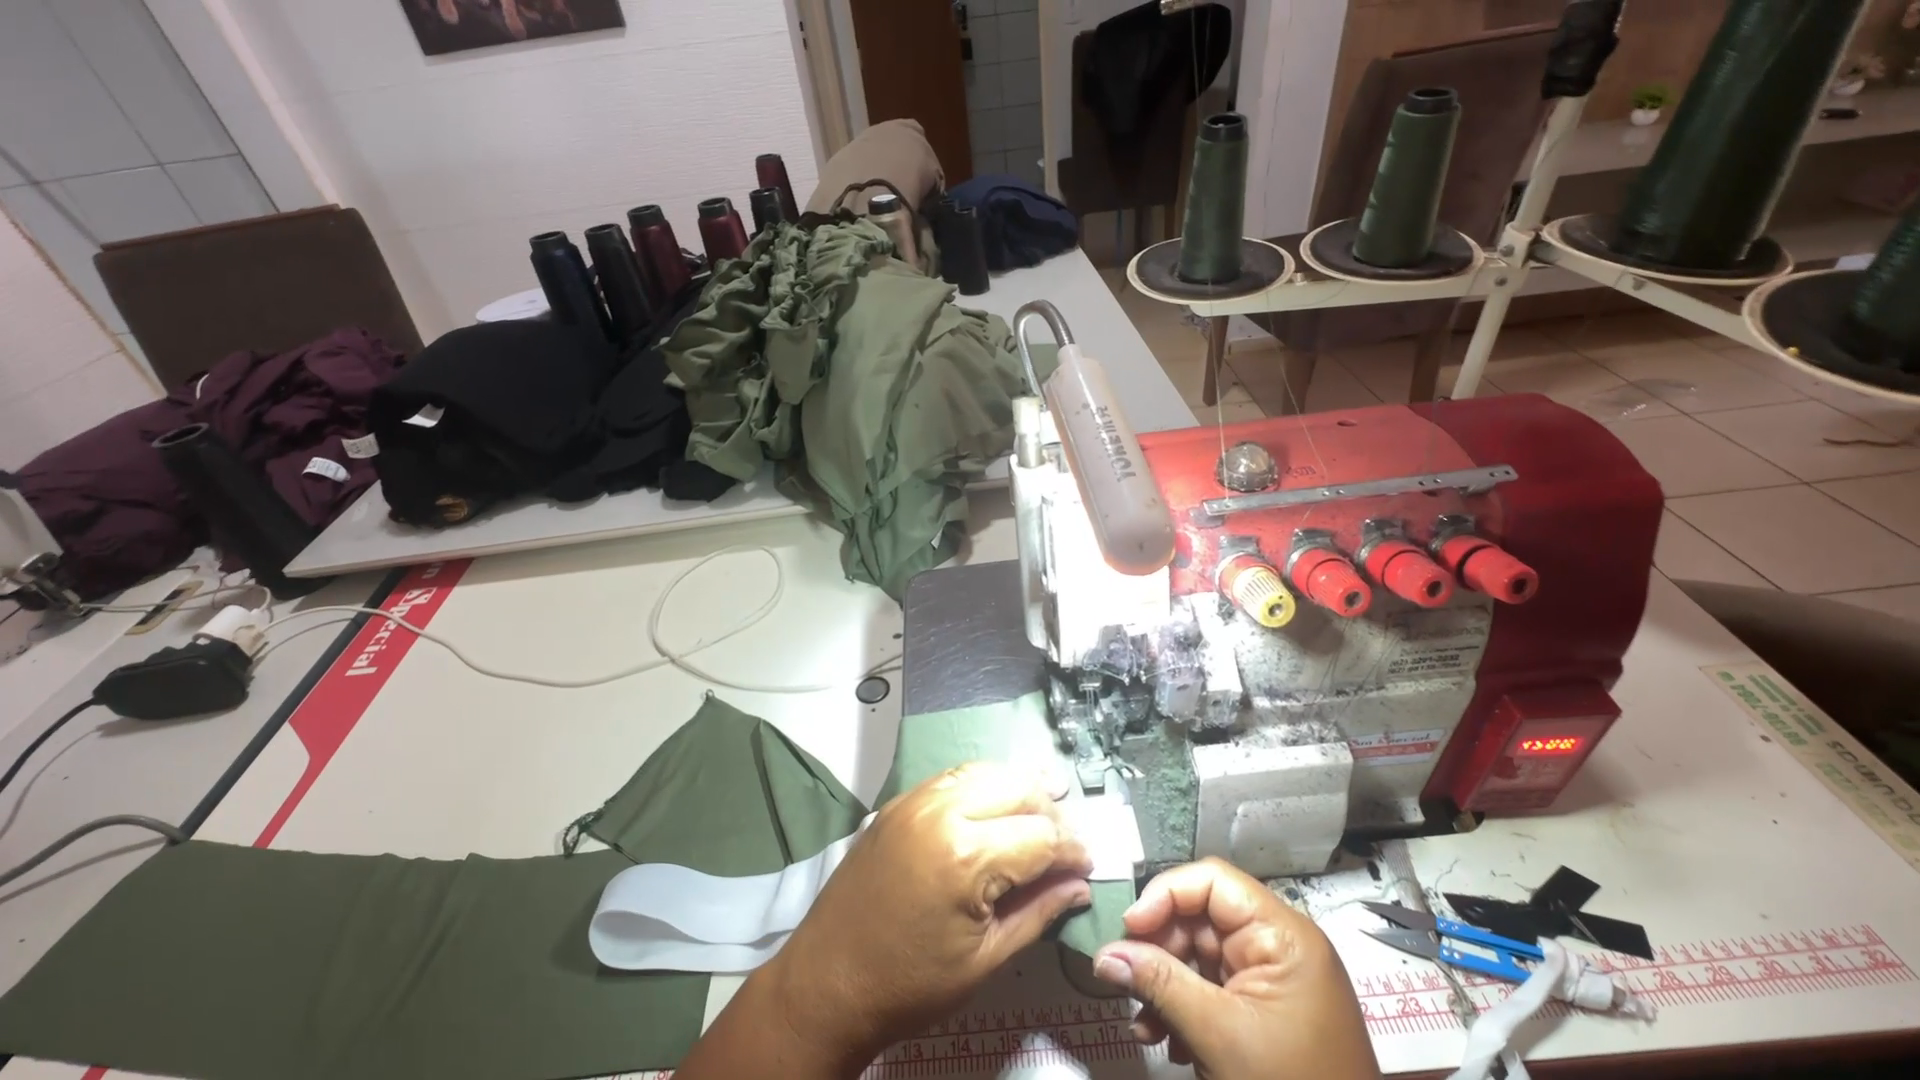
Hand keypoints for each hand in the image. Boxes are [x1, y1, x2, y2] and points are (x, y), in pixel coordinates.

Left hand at [692, 762, 1093, 1076]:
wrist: (826, 984)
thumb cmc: (909, 984)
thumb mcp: (985, 960)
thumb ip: (1038, 913)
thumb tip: (1079, 885)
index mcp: (966, 855)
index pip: (1042, 835)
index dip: (1073, 850)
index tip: (1088, 867)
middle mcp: (941, 812)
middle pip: (1017, 787)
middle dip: (1051, 811)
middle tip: (1067, 843)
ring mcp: (914, 801)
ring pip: (985, 771)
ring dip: (1019, 787)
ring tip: (1045, 807)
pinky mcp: (897, 804)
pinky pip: (952, 778)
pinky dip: (984, 783)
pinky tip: (998, 803)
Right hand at [1092, 858, 1379, 1079]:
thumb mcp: (1217, 1032)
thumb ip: (1159, 984)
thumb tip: (1103, 955)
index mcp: (1281, 934)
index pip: (1212, 882)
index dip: (1164, 895)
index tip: (1127, 929)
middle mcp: (1276, 945)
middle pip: (1199, 920)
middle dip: (1158, 952)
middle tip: (1123, 984)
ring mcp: (1270, 979)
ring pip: (1197, 958)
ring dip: (1163, 988)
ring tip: (1143, 1028)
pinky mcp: (1262, 1011)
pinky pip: (1210, 990)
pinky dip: (1181, 1010)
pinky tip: (1165, 1042)